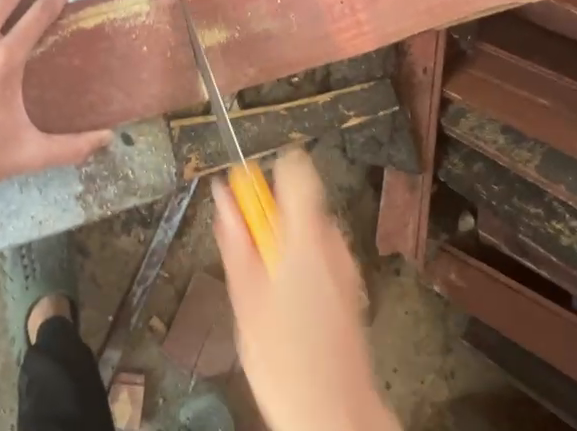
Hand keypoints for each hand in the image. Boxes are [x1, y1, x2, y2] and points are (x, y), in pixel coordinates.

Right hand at [212, 150, 399, 430]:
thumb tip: (223, 196)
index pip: (296, 170)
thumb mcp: (244, 297)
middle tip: (249, 258)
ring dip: (288, 246)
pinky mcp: (352, 289)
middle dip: (273, 220)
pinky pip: (324, 259)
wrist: (334, 413)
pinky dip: (304, 269)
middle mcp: (332, 242)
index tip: (250, 192)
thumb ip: (235, 240)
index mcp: (305, 235)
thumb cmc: (284, 358)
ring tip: (266, 291)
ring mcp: (346, 266)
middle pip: (302, 204)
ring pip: (311, 233)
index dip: (271, 171)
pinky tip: (290, 308)